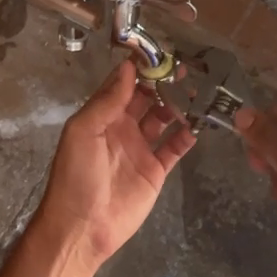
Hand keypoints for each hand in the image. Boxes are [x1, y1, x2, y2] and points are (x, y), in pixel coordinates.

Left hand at [32, 61, 195, 269]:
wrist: (83, 226)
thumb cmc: (76, 174)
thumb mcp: (83, 130)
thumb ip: (107, 100)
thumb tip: (128, 68)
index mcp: (100, 115)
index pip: (122, 84)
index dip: (138, 68)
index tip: (158, 51)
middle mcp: (121, 127)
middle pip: (145, 98)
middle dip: (162, 82)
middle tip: (185, 69)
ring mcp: (140, 148)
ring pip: (162, 119)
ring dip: (176, 105)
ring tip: (196, 91)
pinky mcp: (155, 171)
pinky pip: (174, 148)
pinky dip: (186, 136)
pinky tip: (199, 124)